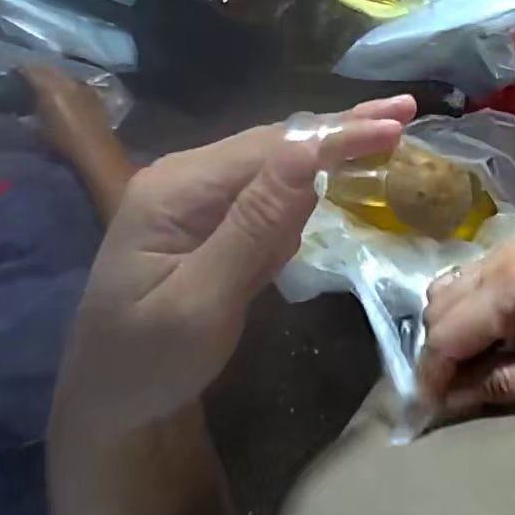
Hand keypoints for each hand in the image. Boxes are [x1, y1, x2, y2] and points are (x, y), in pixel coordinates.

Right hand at [20, 63, 115, 161]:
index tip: (13, 72)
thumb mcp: (37, 131)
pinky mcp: (94, 93)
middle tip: (27, 76)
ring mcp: (83, 86)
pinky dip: (67, 83)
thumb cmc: (63, 143)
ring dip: (53, 75)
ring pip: (64, 74)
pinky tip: (64, 92)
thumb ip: (28, 115)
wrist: (97, 151)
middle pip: (49, 68)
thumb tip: (23, 110)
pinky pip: (75, 82)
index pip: (31, 69)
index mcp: (51, 88)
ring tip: (45, 83)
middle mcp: (68, 82)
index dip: (20, 69)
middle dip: (37, 69)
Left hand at [54, 96, 415, 435]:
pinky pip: (268, 197)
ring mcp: (198, 197)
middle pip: (275, 144)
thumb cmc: (149, 361)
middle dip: (341, 131)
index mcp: (176, 189)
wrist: (110, 400)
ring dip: (331, 153)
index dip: (336, 135)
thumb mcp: (202, 301)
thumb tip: (305, 152)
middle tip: (403, 113)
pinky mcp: (213, 220)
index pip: (270, 148)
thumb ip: (254, 225)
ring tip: (383, 136)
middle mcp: (186, 177)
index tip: (395, 125)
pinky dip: (310, 186)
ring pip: (278, 166)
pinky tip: (340, 170)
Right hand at [417, 240, 514, 416]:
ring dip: (449, 331)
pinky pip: (469, 279)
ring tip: (471, 371)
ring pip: (448, 290)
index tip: (428, 418)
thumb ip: (511, 384)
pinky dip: (465, 311)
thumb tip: (453, 401)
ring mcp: (507, 248)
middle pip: (436, 309)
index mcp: (511, 287)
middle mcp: (497, 259)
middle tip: (453, 398)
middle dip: (436, 356)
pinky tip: (490, 338)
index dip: (431, 378)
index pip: (444, 334)